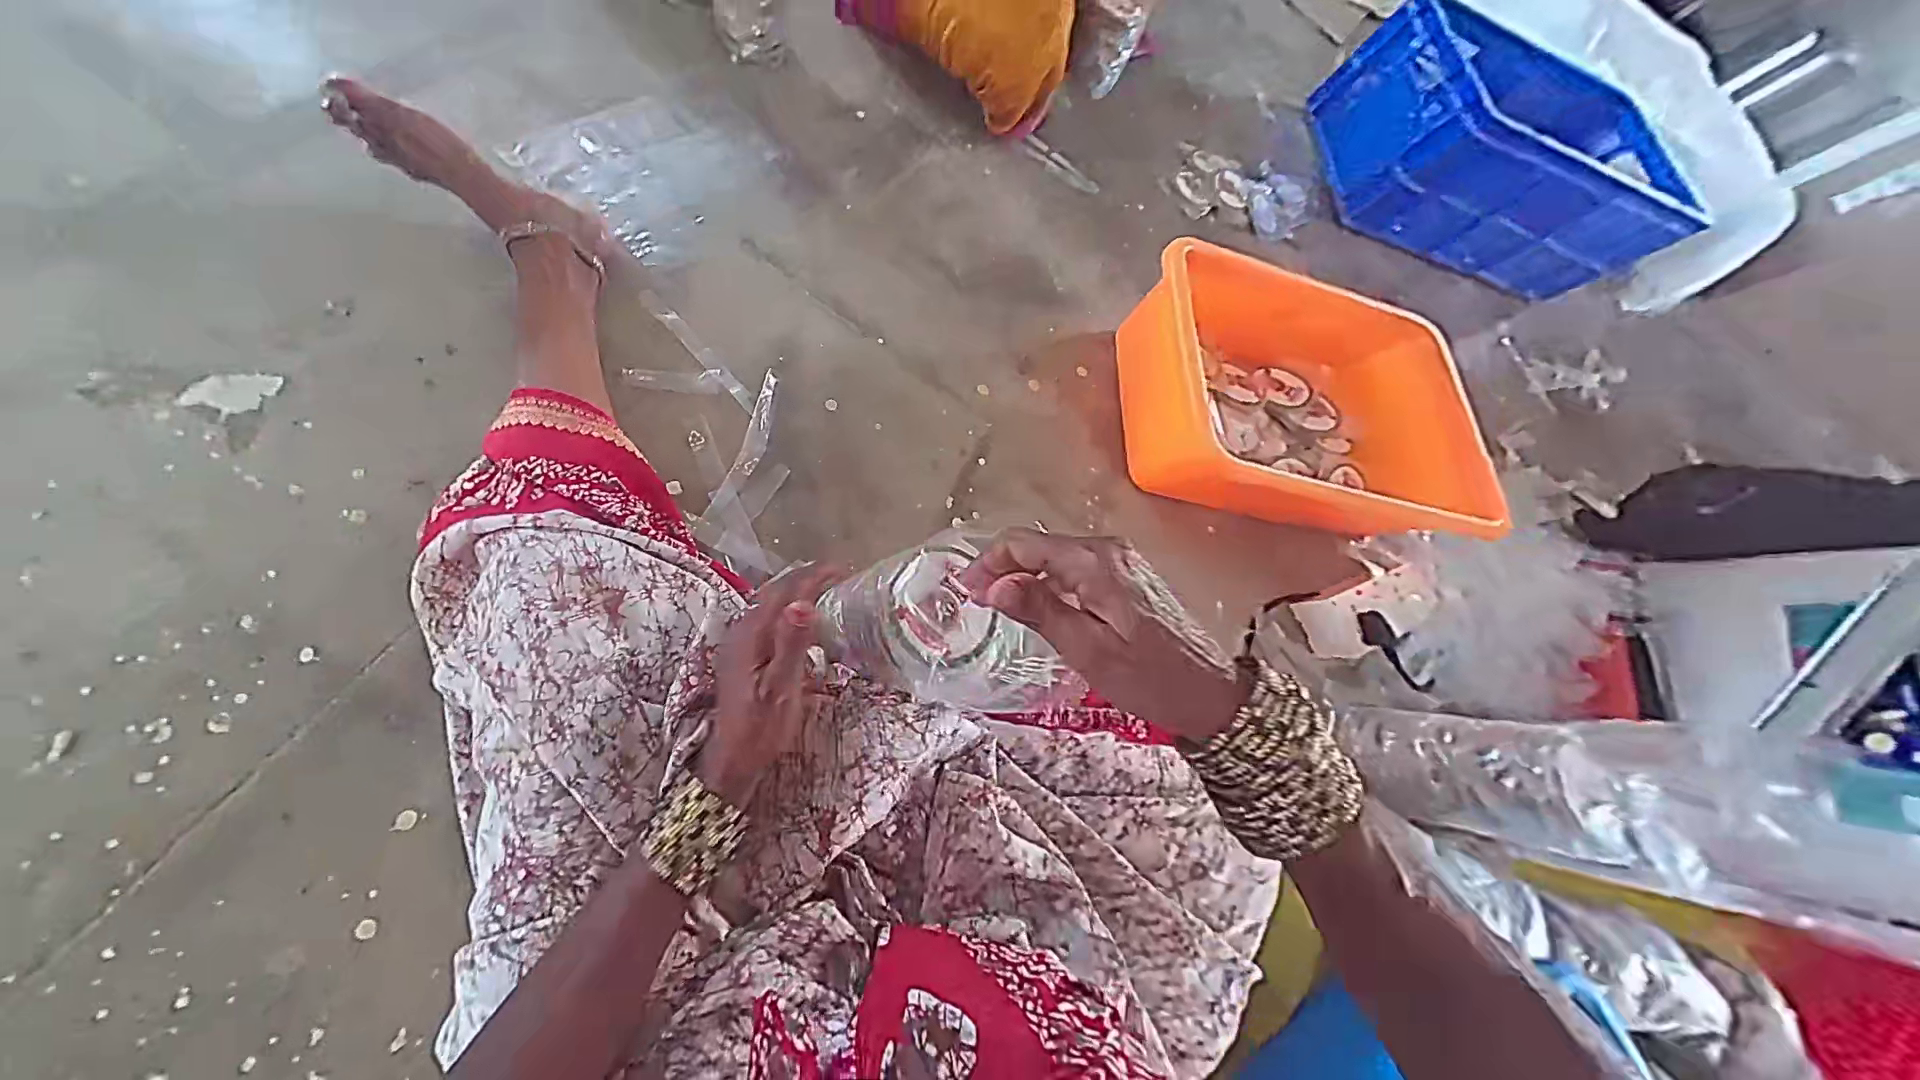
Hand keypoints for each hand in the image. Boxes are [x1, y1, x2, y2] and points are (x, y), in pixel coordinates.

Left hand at [697, 564, 841, 804]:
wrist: (732, 759)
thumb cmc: (761, 728)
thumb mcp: (782, 688)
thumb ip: (792, 644)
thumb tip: (803, 603)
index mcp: (752, 633)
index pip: (786, 591)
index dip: (814, 576)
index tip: (843, 570)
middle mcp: (743, 629)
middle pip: (777, 591)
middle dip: (809, 579)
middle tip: (842, 577)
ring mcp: (741, 640)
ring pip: (772, 602)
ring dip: (800, 591)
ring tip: (829, 591)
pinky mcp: (745, 652)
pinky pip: (770, 616)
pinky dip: (791, 608)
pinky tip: (806, 619)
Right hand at [957, 528, 1247, 740]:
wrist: (1211, 694)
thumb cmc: (1148, 678)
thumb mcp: (1087, 650)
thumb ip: (1040, 611)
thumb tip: (994, 586)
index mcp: (1095, 562)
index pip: (1024, 543)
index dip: (989, 563)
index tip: (967, 591)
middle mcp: (1107, 550)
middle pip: (1038, 545)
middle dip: (1003, 568)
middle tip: (977, 602)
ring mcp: (1120, 560)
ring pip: (1055, 557)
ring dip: (1023, 575)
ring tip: (999, 606)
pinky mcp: (1126, 576)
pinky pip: (1074, 569)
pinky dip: (1048, 582)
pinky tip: (1038, 607)